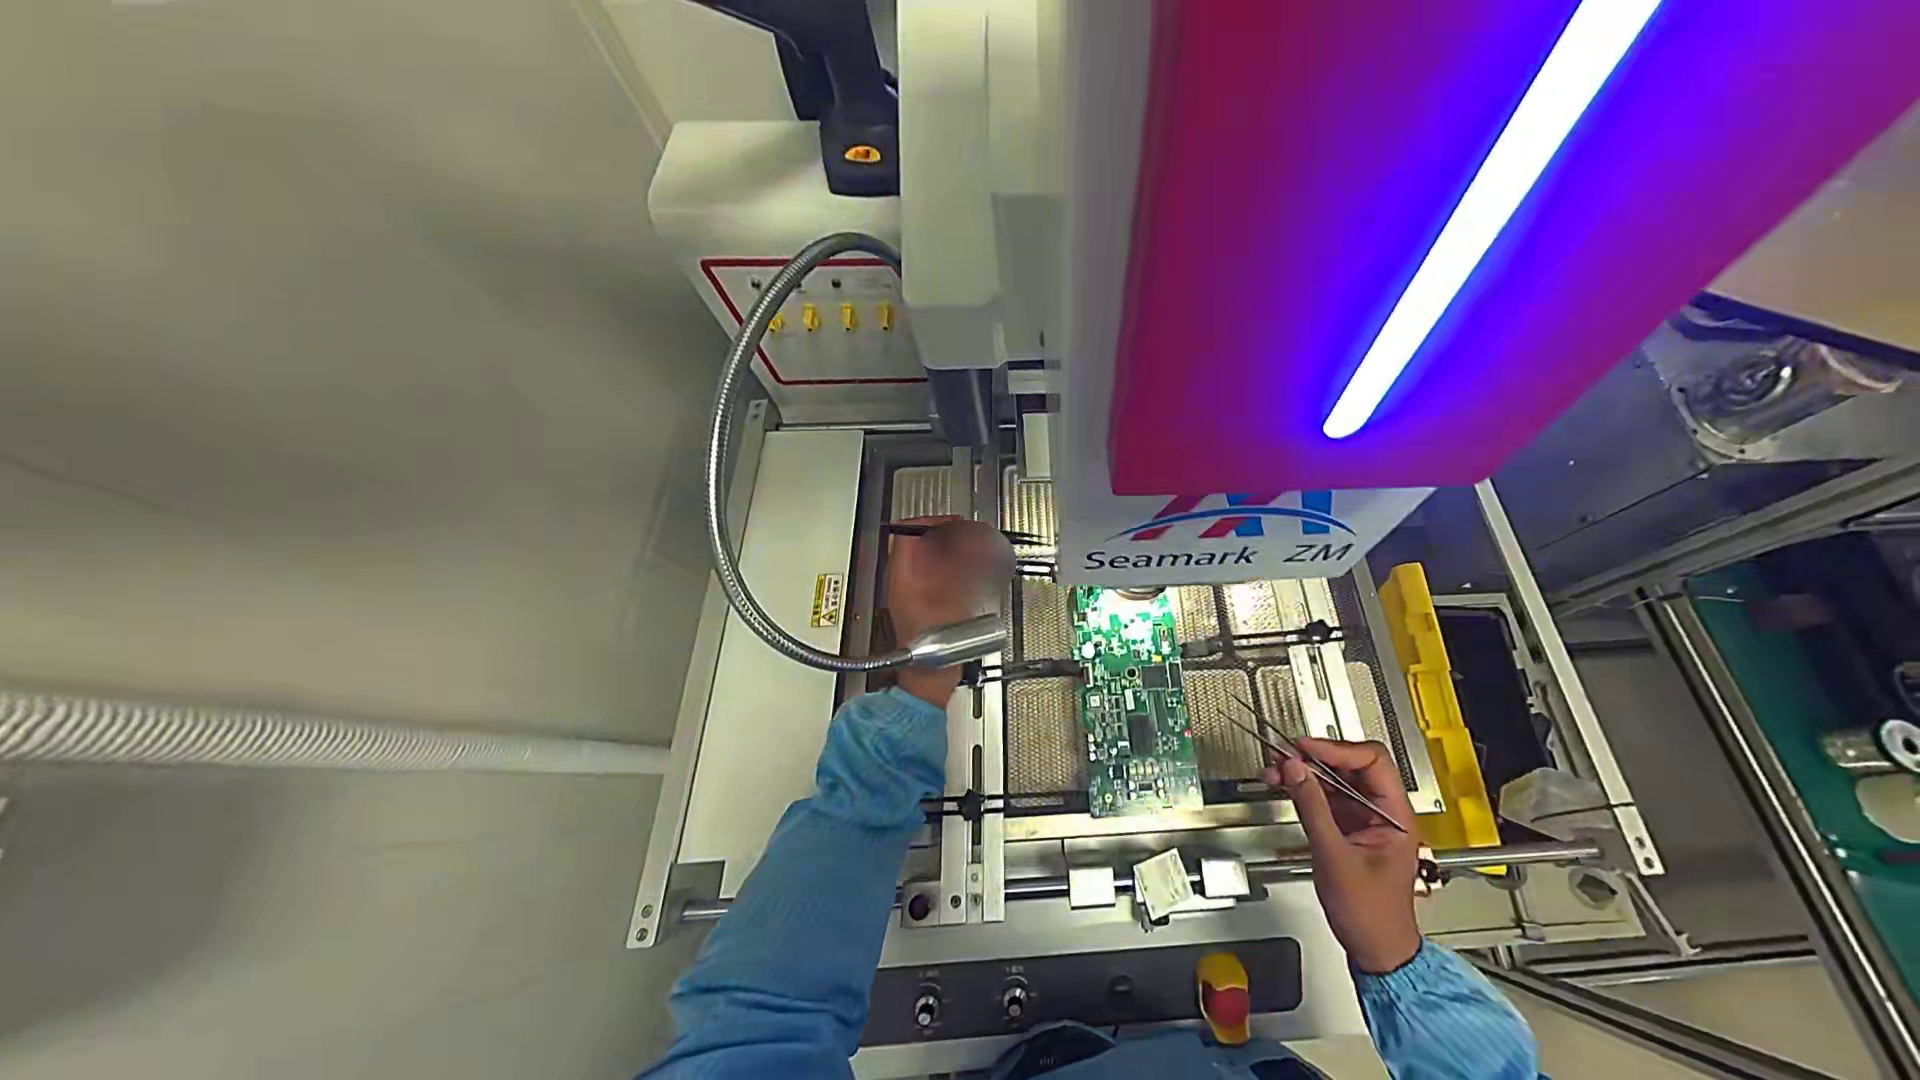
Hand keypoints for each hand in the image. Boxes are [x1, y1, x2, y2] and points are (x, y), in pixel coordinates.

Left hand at [886, 516, 1005, 706]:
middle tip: (962, 533)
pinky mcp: (919, 604)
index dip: (931, 522)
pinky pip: (930, 575)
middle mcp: (902, 581)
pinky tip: (963, 574)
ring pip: (924, 559)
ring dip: (945, 550)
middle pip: (916, 543)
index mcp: (903, 574)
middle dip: (942, 534)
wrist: (928, 674)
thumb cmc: (933, 644)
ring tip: (966, 549)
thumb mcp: (955, 599)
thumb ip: (963, 568)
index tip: (951, 523)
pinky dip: (947, 568)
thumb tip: (971, 543)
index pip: (907, 532)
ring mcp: (909, 593)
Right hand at [1265, 737, 1422, 973]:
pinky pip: (1323, 796)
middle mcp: (1383, 812)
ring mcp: (1364, 818)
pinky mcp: (1346, 826)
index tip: (1304, 747)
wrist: (1375, 949)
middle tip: (1284, 755)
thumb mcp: (1335, 856)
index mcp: (1396, 816)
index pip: (1372, 761)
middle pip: (1350, 765)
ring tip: (1276, 769)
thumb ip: (1313, 807)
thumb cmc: (1371, 915)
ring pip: (1333, 779)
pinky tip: (1283, 784)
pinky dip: (1301, 788)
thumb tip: (1295, 768)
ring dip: (1302, 771)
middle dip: (1313, 757)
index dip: (1335, 749)